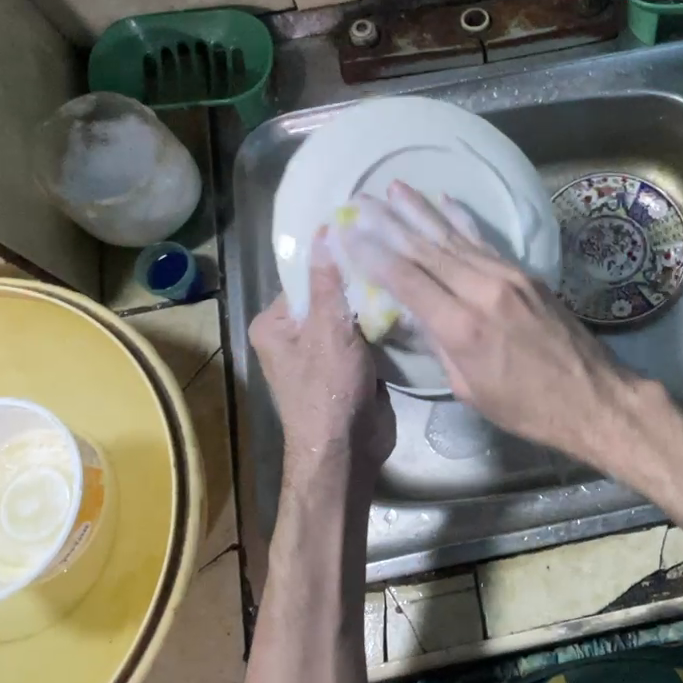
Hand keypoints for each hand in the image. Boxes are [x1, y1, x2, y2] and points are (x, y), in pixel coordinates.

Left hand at [249, 232, 394, 478]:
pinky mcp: (349, 369)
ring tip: (406, 278)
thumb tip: (325, 231)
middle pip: (330, 296)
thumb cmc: (327, 389)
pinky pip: (366, 338)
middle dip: (360, 284)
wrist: (347, 450)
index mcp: (274, 325)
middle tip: (395, 257)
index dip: (336, 260)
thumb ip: (328, 281)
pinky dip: (384, 329)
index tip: (370, 238)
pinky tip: (409, 309)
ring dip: (376, 306)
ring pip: (352, 317)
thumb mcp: (327, 329)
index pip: (305, 278)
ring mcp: (323, 354)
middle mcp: (294, 337)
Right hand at [336, 183, 651, 462]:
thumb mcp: (469, 388)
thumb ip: (437, 345)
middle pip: (426, 250)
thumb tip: (409, 313)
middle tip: (359, 200)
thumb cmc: (526, 407)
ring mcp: (507, 277)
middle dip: (389, 224)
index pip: (406, 280)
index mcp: (462, 327)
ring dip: (421, 211)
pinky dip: (461, 220)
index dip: (372, 255)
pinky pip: (484, 241)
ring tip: (393, 189)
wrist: (592, 396)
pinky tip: (443, 201)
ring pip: (454, 237)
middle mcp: (482, 291)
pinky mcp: (525, 274)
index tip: (347, 233)